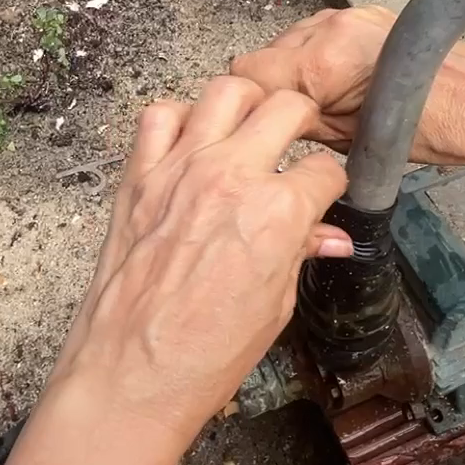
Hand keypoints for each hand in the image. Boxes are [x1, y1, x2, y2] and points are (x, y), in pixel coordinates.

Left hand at [50, 76, 351, 440]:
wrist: (132, 373)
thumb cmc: (206, 354)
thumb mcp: (275, 304)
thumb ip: (301, 252)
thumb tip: (330, 236)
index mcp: (277, 212)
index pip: (325, 169)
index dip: (333, 180)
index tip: (326, 188)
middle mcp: (231, 175)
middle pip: (286, 107)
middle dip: (304, 118)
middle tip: (299, 137)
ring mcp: (180, 168)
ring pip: (225, 90)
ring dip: (247, 102)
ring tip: (249, 125)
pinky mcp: (140, 175)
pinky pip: (158, 116)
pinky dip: (179, 117)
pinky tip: (191, 141)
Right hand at [230, 7, 464, 168]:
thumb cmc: (434, 132)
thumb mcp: (352, 142)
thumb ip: (300, 123)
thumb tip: (264, 120)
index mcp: (322, 58)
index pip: (247, 73)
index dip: (250, 105)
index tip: (261, 127)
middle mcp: (330, 25)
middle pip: (265, 55)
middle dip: (272, 88)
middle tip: (295, 121)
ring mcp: (351, 15)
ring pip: (290, 43)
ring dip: (295, 72)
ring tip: (323, 103)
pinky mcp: (369, 15)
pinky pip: (319, 34)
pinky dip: (318, 58)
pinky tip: (342, 83)